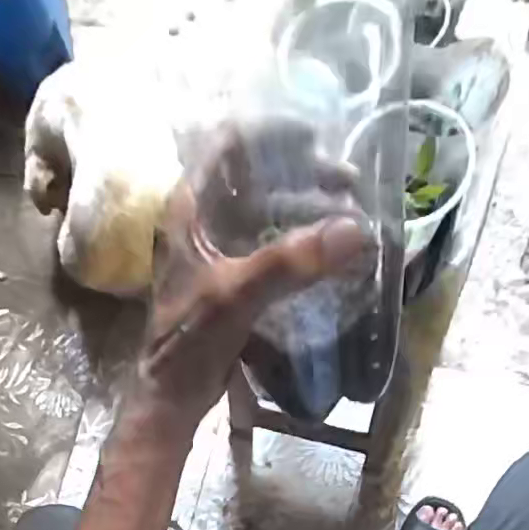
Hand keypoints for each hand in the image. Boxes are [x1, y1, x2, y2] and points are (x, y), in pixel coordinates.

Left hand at [136, 121, 372, 431]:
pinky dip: (299, 240)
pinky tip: (329, 249)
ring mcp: (216, 251)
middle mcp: (200, 222)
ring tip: (348, 214)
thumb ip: (288, 262)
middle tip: (348, 184)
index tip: (320, 140)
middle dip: (302, 173)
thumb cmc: (189, 342)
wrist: (173, 396)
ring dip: (305, 207)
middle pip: (254, 175)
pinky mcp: (231, 279)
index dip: (272, 133)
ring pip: (264, 211)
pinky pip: (269, 244)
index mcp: (188, 211)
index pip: (228, 145)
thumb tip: (355, 231)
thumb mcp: (234, 297)